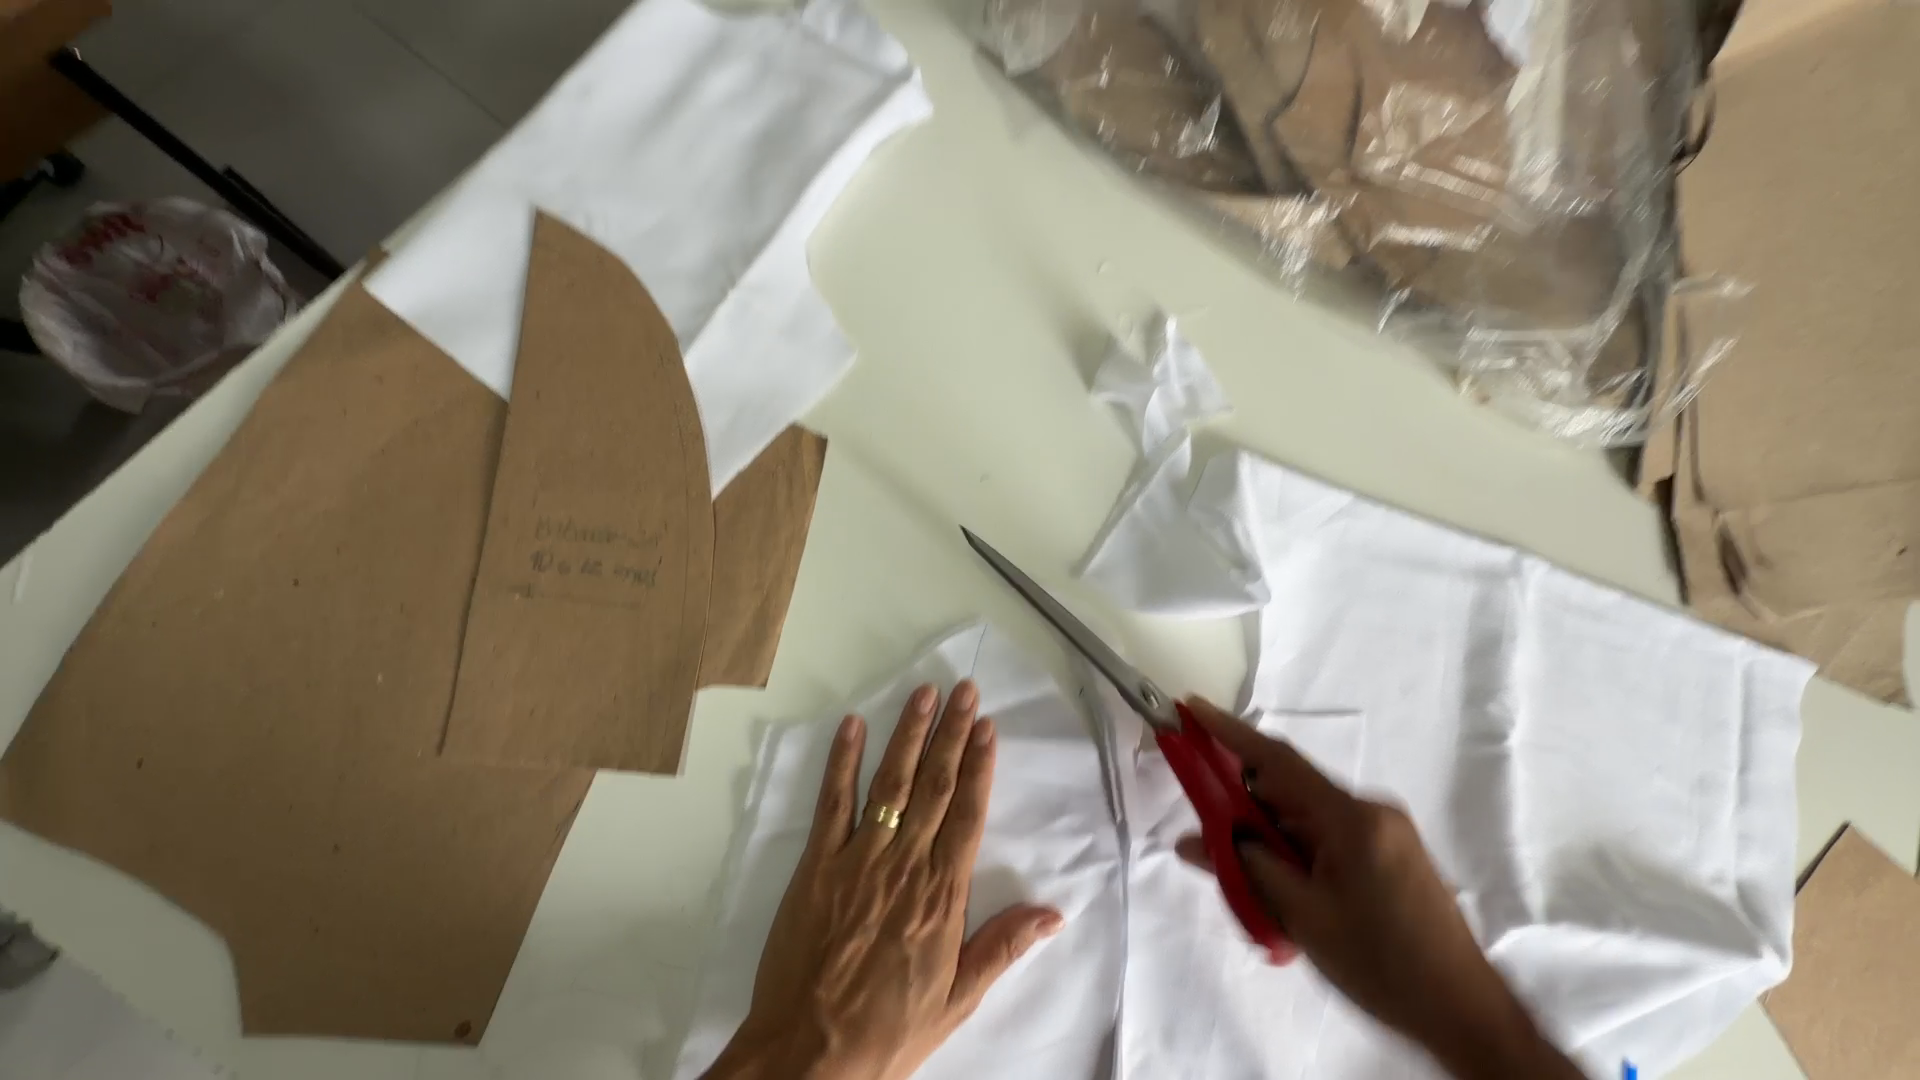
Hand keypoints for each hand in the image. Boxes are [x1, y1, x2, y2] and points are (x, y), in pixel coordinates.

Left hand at [705, 681, 1063, 1079]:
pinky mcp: (817, 864)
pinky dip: (842, 762)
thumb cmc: (888, 1029)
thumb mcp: (957, 1000)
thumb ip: (1002, 947)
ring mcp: (858, 858)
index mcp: (942, 894)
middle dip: (951, 733)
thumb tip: (1053, 913)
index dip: (979, 765)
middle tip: (963, 691)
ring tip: (924, 694)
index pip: (968, 813)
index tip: (987, 727)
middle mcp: (905, 863)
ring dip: (909, 735)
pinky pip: (832, 803)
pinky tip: (853, 727)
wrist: (809, 1053)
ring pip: (891, 784)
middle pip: (935, 786)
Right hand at [1175, 700, 1583, 1079]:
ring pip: (1305, 818)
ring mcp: (1385, 831)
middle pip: (1288, 791)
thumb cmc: (1382, 965)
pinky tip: (1284, 891)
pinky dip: (1294, 853)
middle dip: (1242, 808)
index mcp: (1352, 818)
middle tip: (1208, 838)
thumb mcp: (1302, 917)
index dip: (1229, 732)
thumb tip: (1190, 842)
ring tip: (1250, 884)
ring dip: (1269, 840)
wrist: (1467, 1016)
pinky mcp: (1390, 853)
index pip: (1278, 760)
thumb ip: (1244, 869)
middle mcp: (1371, 810)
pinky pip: (1325, 837)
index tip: (1191, 708)